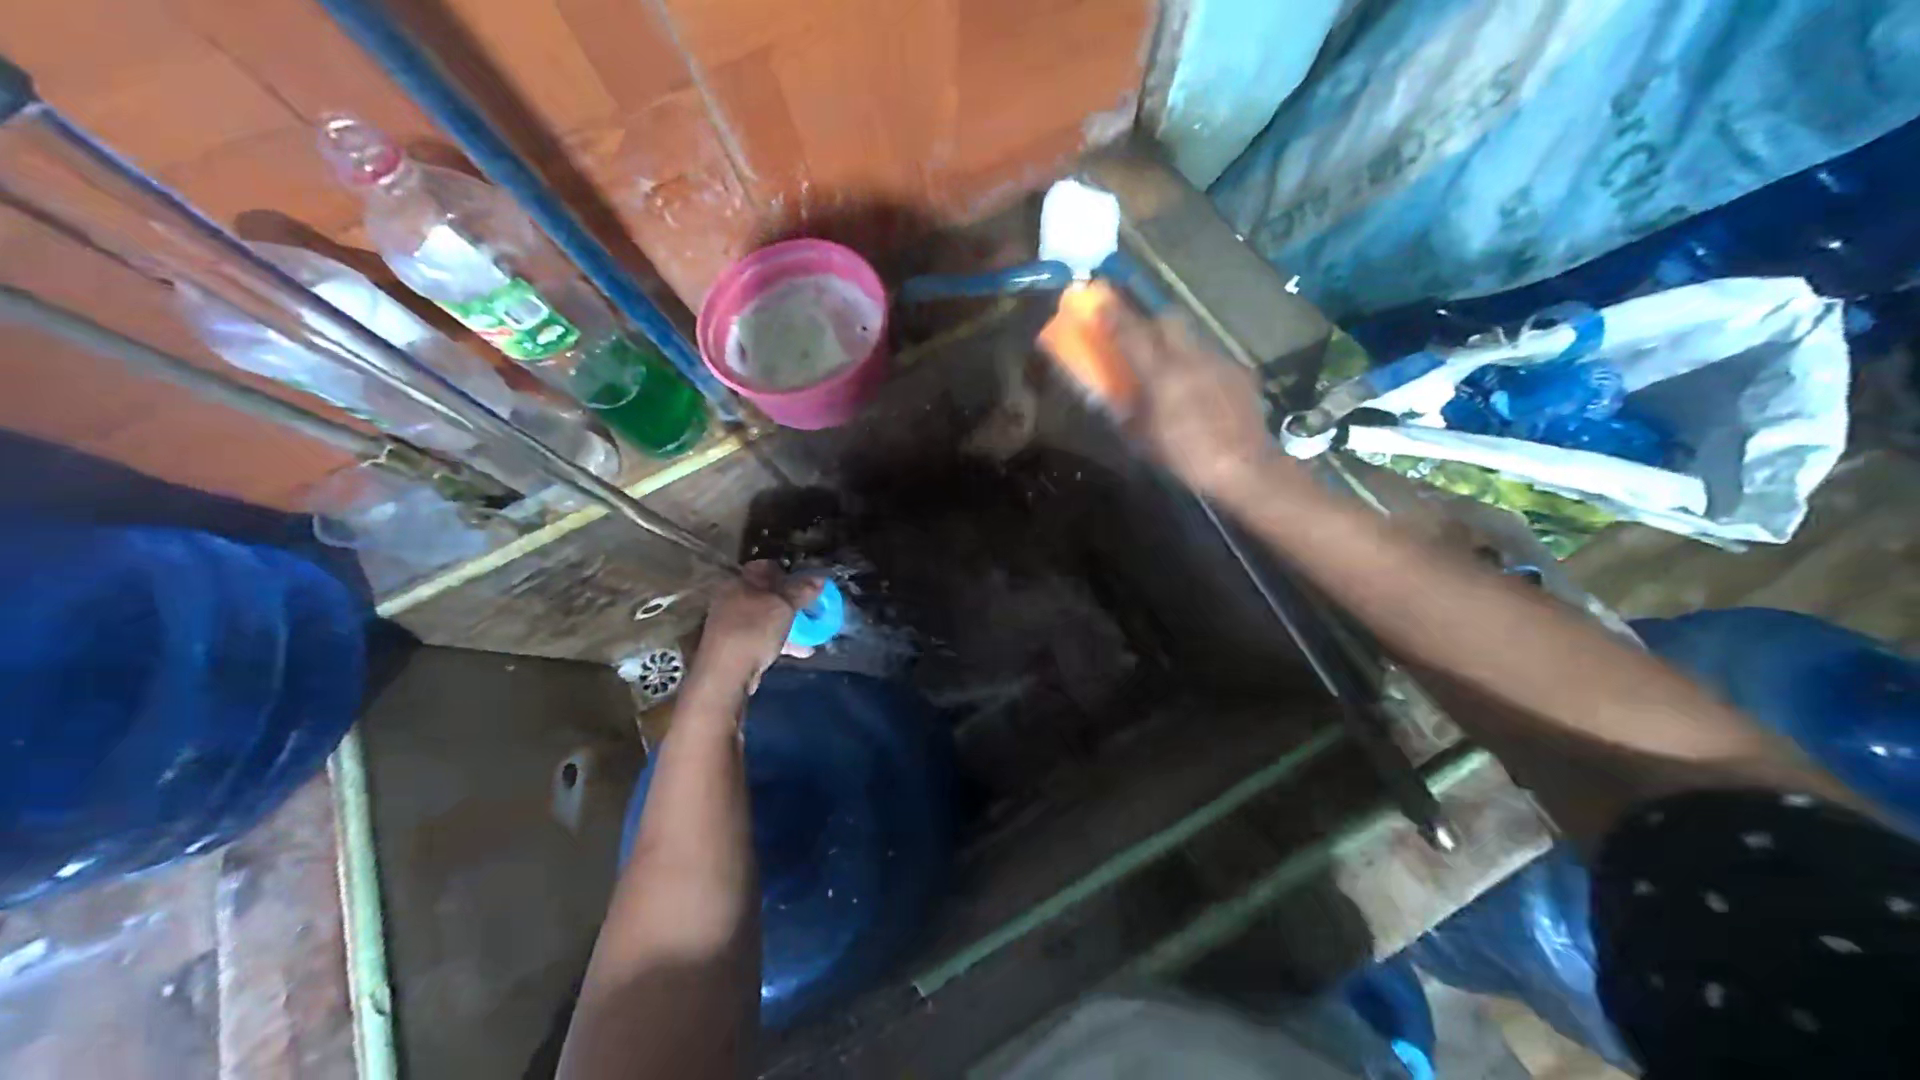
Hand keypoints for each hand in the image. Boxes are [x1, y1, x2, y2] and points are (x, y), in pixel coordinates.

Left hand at [690, 561, 823, 697]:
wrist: (726, 673)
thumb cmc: (754, 629)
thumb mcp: (784, 606)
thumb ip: (802, 591)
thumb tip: (819, 578)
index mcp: (739, 583)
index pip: (765, 567)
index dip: (788, 572)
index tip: (808, 582)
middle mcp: (732, 600)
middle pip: (768, 594)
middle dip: (793, 601)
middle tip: (812, 607)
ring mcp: (733, 625)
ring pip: (768, 617)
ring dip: (791, 623)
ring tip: (813, 632)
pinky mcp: (738, 647)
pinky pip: (765, 637)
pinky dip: (783, 640)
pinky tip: (802, 650)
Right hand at [1098, 301, 1286, 496]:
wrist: (1245, 467)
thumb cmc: (1187, 458)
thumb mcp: (1145, 440)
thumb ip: (1128, 412)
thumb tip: (1117, 398)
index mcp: (1162, 375)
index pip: (1133, 335)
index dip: (1114, 318)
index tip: (1100, 306)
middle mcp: (1192, 359)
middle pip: (1169, 320)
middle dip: (1151, 324)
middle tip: (1141, 341)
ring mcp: (1220, 363)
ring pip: (1193, 339)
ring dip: (1177, 348)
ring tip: (1173, 372)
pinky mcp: (1241, 374)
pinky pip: (1213, 359)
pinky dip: (1200, 367)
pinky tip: (1202, 392)